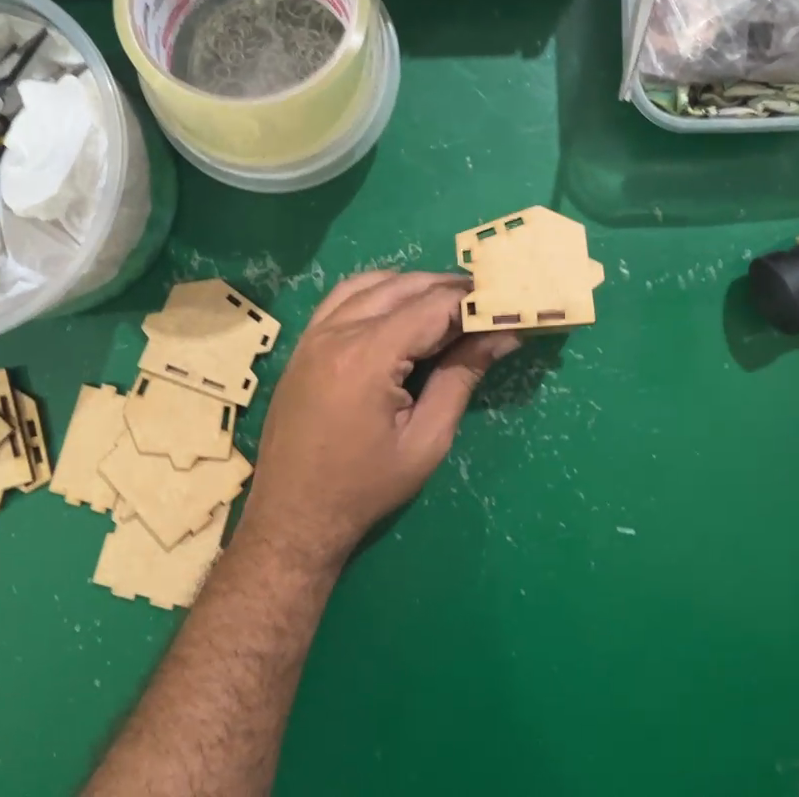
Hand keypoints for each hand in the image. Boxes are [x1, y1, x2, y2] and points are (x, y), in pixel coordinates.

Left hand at [238, 272, 520, 572]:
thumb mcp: (426, 439)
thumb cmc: (365, 487)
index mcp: (367, 357)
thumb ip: (462, 378)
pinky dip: (377, 292)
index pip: (431, 306)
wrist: (294, 515)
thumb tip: (502, 335)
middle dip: (448, 290)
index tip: (504, 308)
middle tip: (486, 307)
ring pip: (371, 284)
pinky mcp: (304, 343)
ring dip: (413, 286)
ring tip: (449, 307)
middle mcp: (336, 332)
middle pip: (402, 287)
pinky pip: (343, 297)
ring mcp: (314, 334)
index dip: (472, 303)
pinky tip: (399, 310)